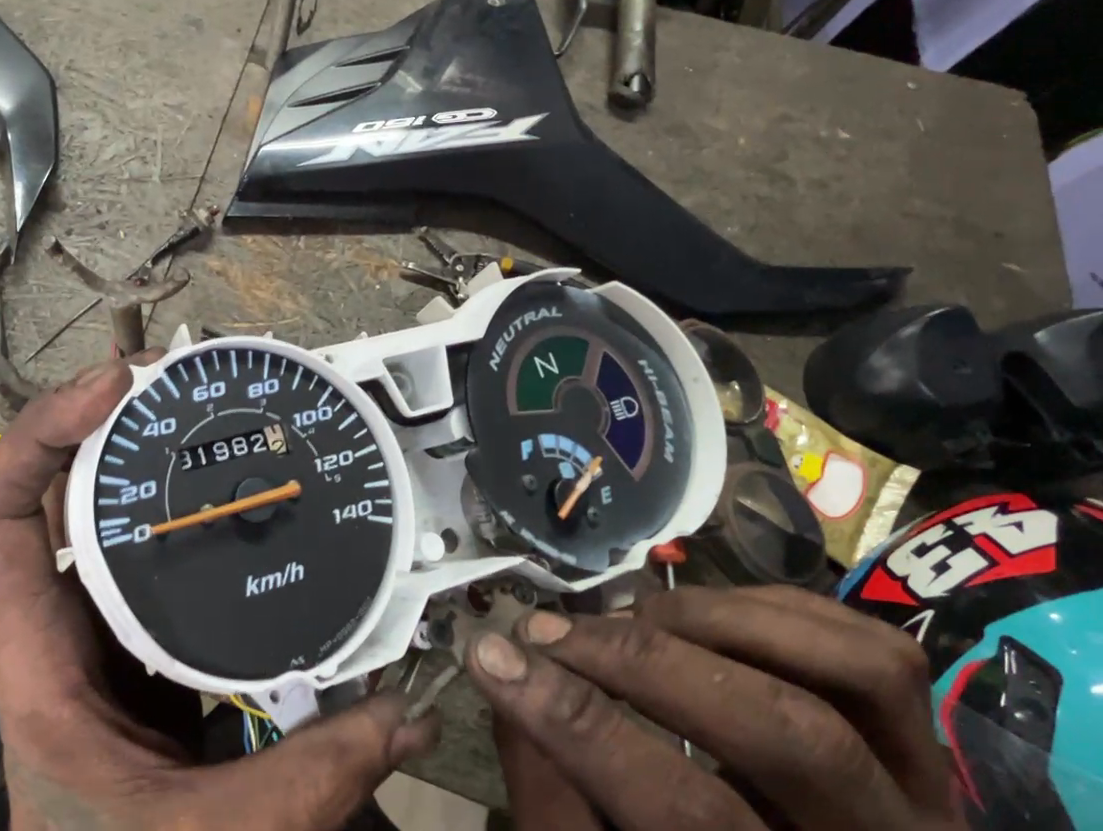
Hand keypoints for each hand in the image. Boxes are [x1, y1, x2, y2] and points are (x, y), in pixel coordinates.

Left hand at [0, 356, 439, 830]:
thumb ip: (312, 777)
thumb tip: (409, 713)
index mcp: (39, 655)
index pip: (0, 509)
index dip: (40, 431)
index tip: (111, 387)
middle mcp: (59, 623)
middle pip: (55, 492)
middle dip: (107, 424)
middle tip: (179, 382)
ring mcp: (98, 630)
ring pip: (104, 520)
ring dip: (144, 464)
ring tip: (210, 418)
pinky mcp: (137, 645)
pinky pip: (149, 562)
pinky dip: (184, 523)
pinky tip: (238, 506)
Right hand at [468, 585, 967, 829]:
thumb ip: (552, 793)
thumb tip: (506, 676)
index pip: (690, 811)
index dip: (583, 727)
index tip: (494, 657)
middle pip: (787, 734)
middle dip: (645, 664)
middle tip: (549, 631)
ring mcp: (926, 793)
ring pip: (855, 674)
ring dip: (715, 621)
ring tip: (627, 614)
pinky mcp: (926, 746)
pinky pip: (872, 650)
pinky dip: (771, 610)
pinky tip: (697, 616)